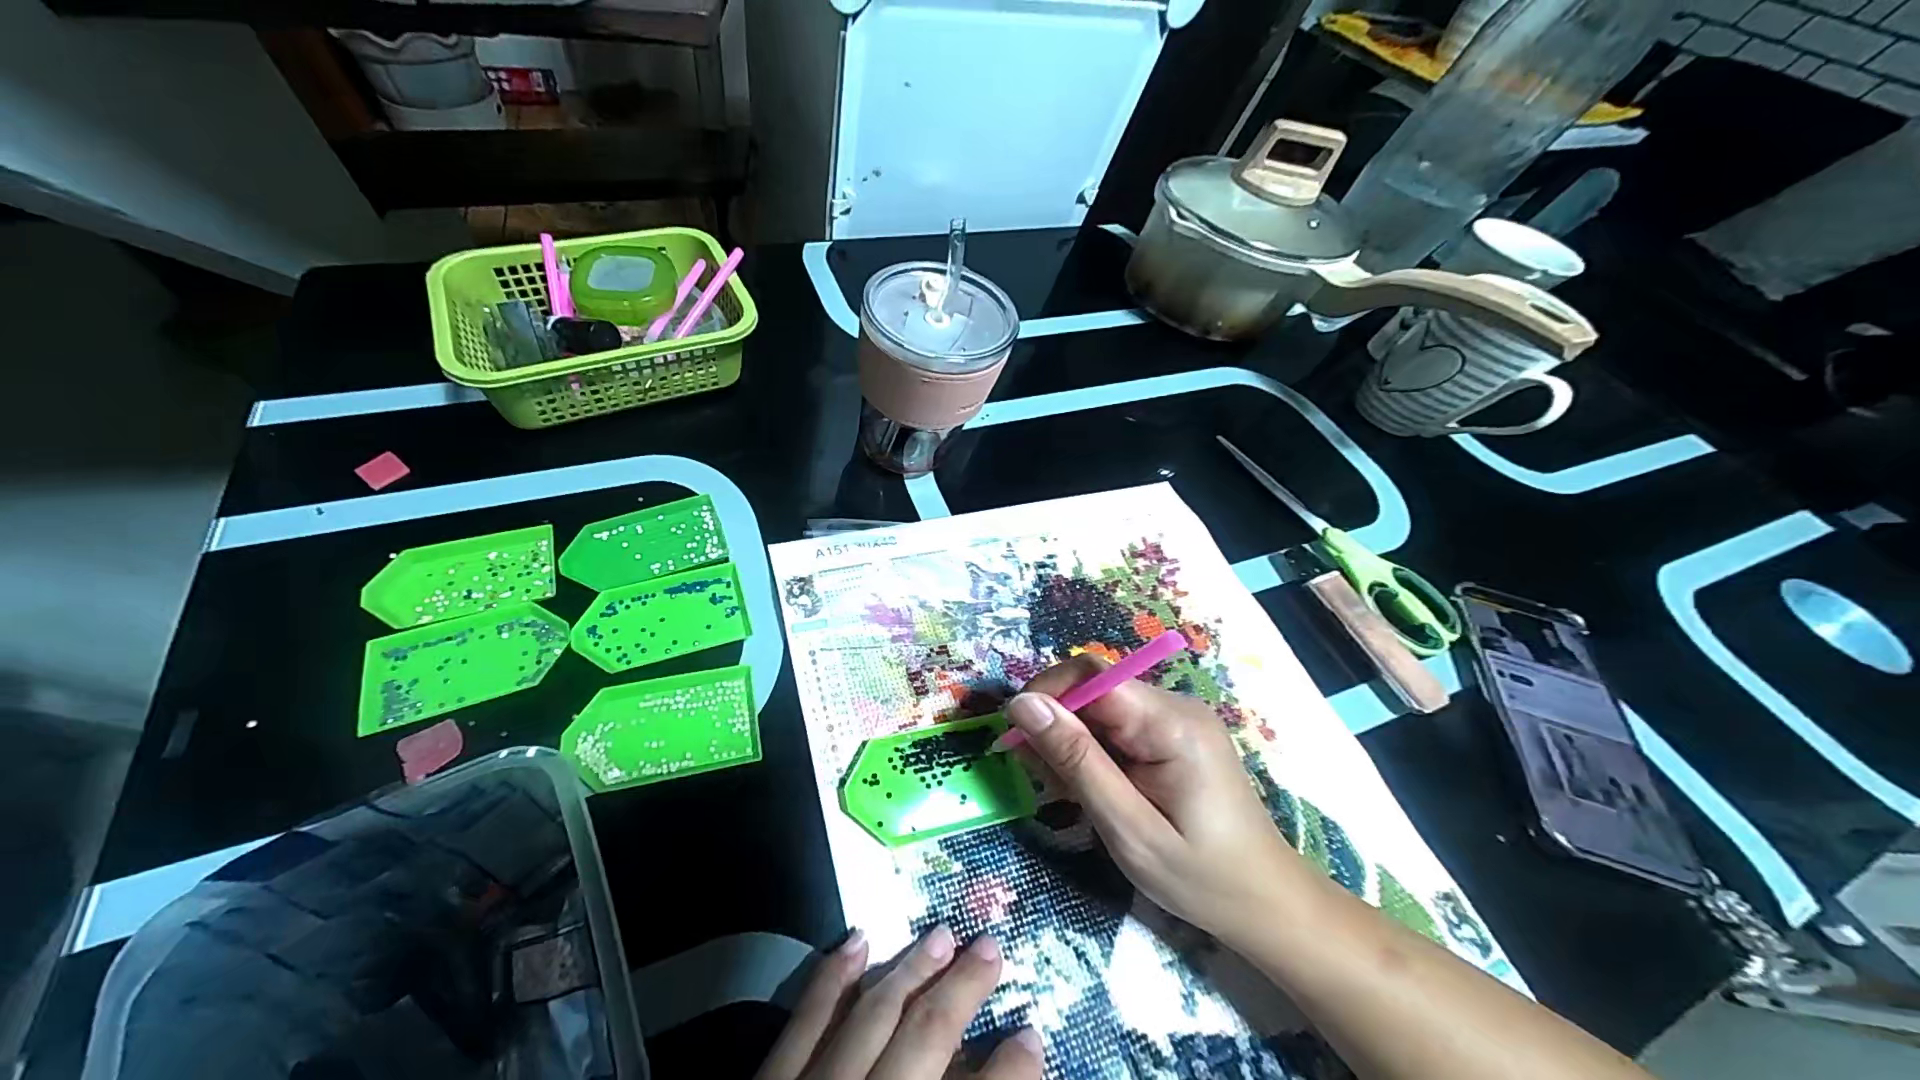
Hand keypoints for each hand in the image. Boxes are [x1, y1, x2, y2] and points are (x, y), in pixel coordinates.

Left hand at [756, 926, 1042, 1079]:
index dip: (1011, 1072)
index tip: (1032, 1035)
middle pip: (924, 1041)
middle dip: (961, 993)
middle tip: (991, 947)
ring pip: (870, 1018)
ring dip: (909, 972)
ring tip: (942, 934)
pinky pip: (803, 1023)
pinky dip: (830, 980)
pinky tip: (856, 941)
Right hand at [1009, 655, 1303, 944]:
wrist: (1265, 901)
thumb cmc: (1198, 875)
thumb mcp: (1127, 826)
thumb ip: (1075, 761)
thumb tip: (1022, 704)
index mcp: (1170, 722)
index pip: (1091, 675)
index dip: (1046, 695)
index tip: (1015, 739)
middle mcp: (1175, 705)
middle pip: (1093, 688)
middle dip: (1055, 723)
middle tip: (1039, 777)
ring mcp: (1177, 717)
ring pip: (1100, 707)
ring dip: (1071, 741)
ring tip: (1067, 792)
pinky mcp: (1174, 734)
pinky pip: (1118, 724)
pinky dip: (1093, 751)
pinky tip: (1092, 788)